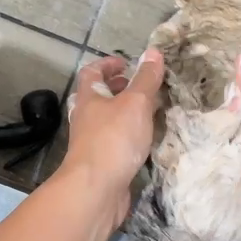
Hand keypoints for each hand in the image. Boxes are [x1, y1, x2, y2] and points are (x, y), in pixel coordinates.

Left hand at [59, 50, 165, 219]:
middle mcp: (86, 117)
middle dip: (118, 88)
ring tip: (150, 110)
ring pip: (108, 120)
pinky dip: (129, 135)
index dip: (107, 64)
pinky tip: (146, 139)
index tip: (127, 63)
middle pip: (98, 96)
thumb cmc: (113, 139)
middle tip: (141, 86)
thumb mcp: (135, 103)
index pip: (92, 72)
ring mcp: (92, 141)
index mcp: (89, 97)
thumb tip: (153, 51)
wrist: (96, 189)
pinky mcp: (102, 163)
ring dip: (126, 112)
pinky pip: (115, 141)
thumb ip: (146, 79)